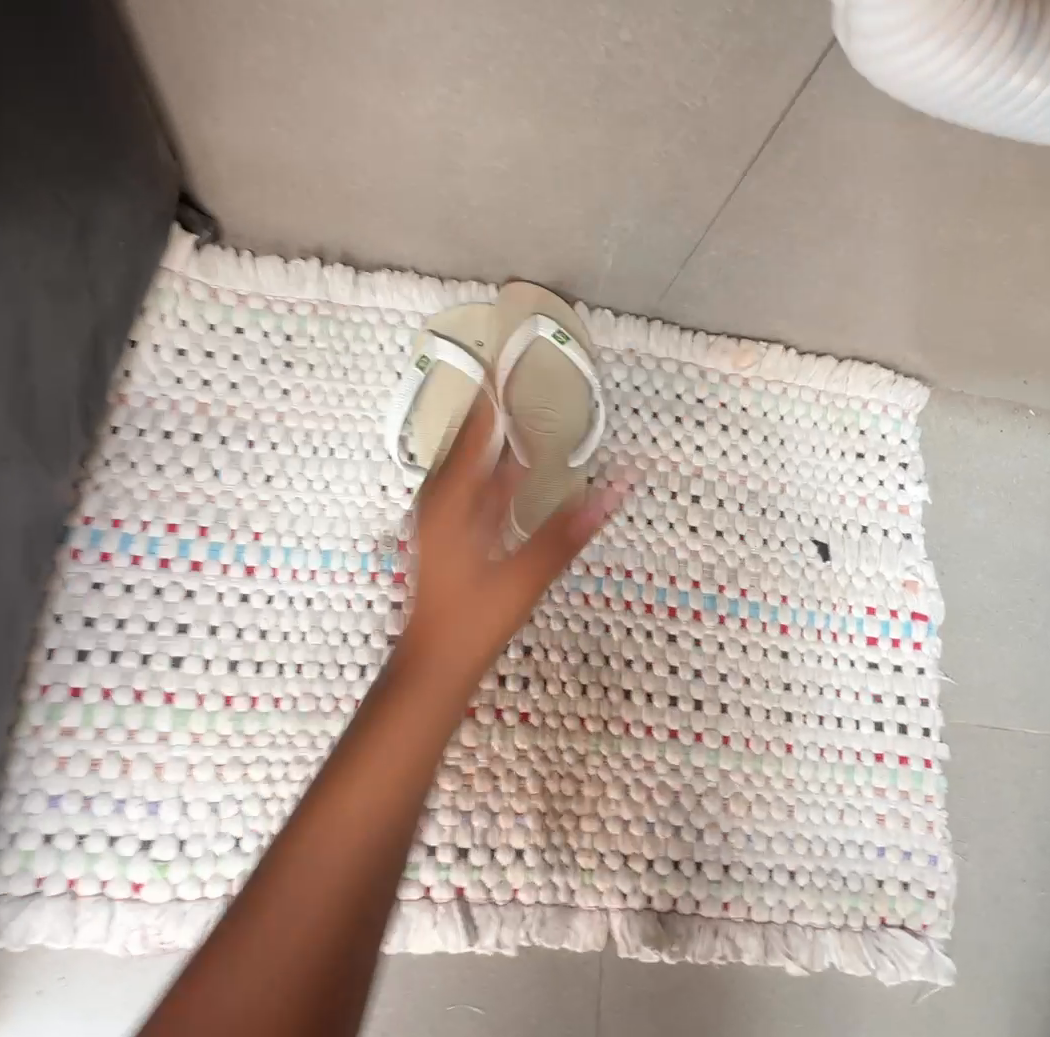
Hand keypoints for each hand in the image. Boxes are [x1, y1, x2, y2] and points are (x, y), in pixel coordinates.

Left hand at [397, 396, 622, 696]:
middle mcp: (440, 501)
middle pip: (468, 443)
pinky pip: (471, 489)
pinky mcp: (447, 535)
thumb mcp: (523, 576)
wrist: (434, 662)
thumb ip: (568, 532)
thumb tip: (616, 489)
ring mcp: (440, 518)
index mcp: (450, 501)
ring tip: (524, 412)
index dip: (488, 396)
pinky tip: (518, 471)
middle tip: (523, 378)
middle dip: (493, 412)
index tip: (504, 360)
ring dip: (494, 441)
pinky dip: (493, 472)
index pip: (474, 432)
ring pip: (469, 467)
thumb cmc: (471, 620)